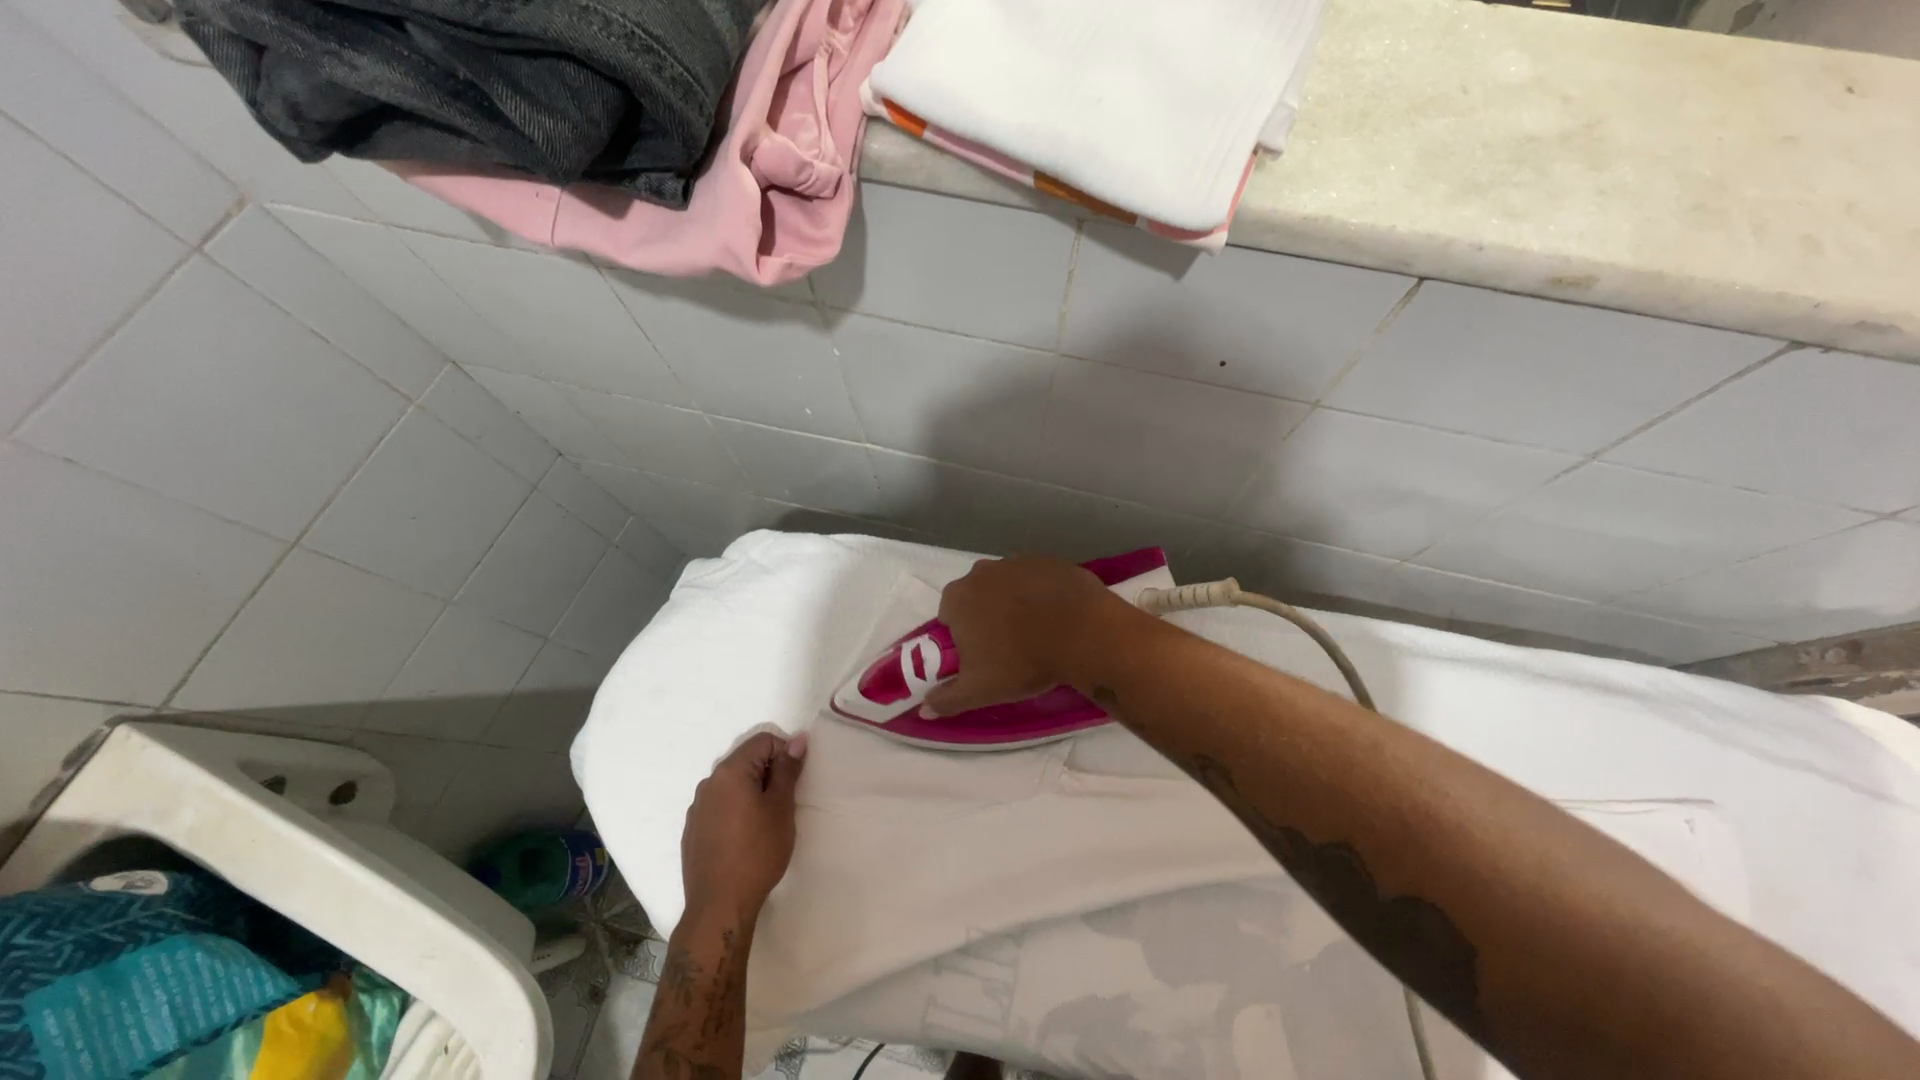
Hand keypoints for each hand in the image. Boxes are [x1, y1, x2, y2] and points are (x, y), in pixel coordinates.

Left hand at [680, 731, 807, 920]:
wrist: (720, 904)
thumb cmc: (757, 852)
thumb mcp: (781, 808)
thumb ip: (788, 770)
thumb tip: (797, 740)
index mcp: (730, 772)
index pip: (763, 741)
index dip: (785, 754)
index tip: (795, 782)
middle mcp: (708, 783)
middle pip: (746, 761)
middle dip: (769, 774)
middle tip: (784, 805)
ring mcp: (697, 808)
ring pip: (732, 786)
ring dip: (752, 793)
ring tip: (765, 825)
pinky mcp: (693, 830)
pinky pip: (720, 807)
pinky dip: (736, 811)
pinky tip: (744, 840)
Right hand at [922, 555, 1148, 717]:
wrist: (1084, 633)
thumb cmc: (1022, 661)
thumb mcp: (979, 690)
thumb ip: (947, 699)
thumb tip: (923, 708)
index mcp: (957, 598)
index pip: (949, 618)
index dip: (964, 639)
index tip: (983, 658)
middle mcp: (981, 572)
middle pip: (977, 598)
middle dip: (988, 619)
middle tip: (1010, 649)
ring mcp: (1018, 562)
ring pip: (1008, 587)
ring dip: (1016, 605)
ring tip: (1037, 634)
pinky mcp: (1050, 561)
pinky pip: (1038, 581)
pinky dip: (1043, 596)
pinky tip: (1058, 618)